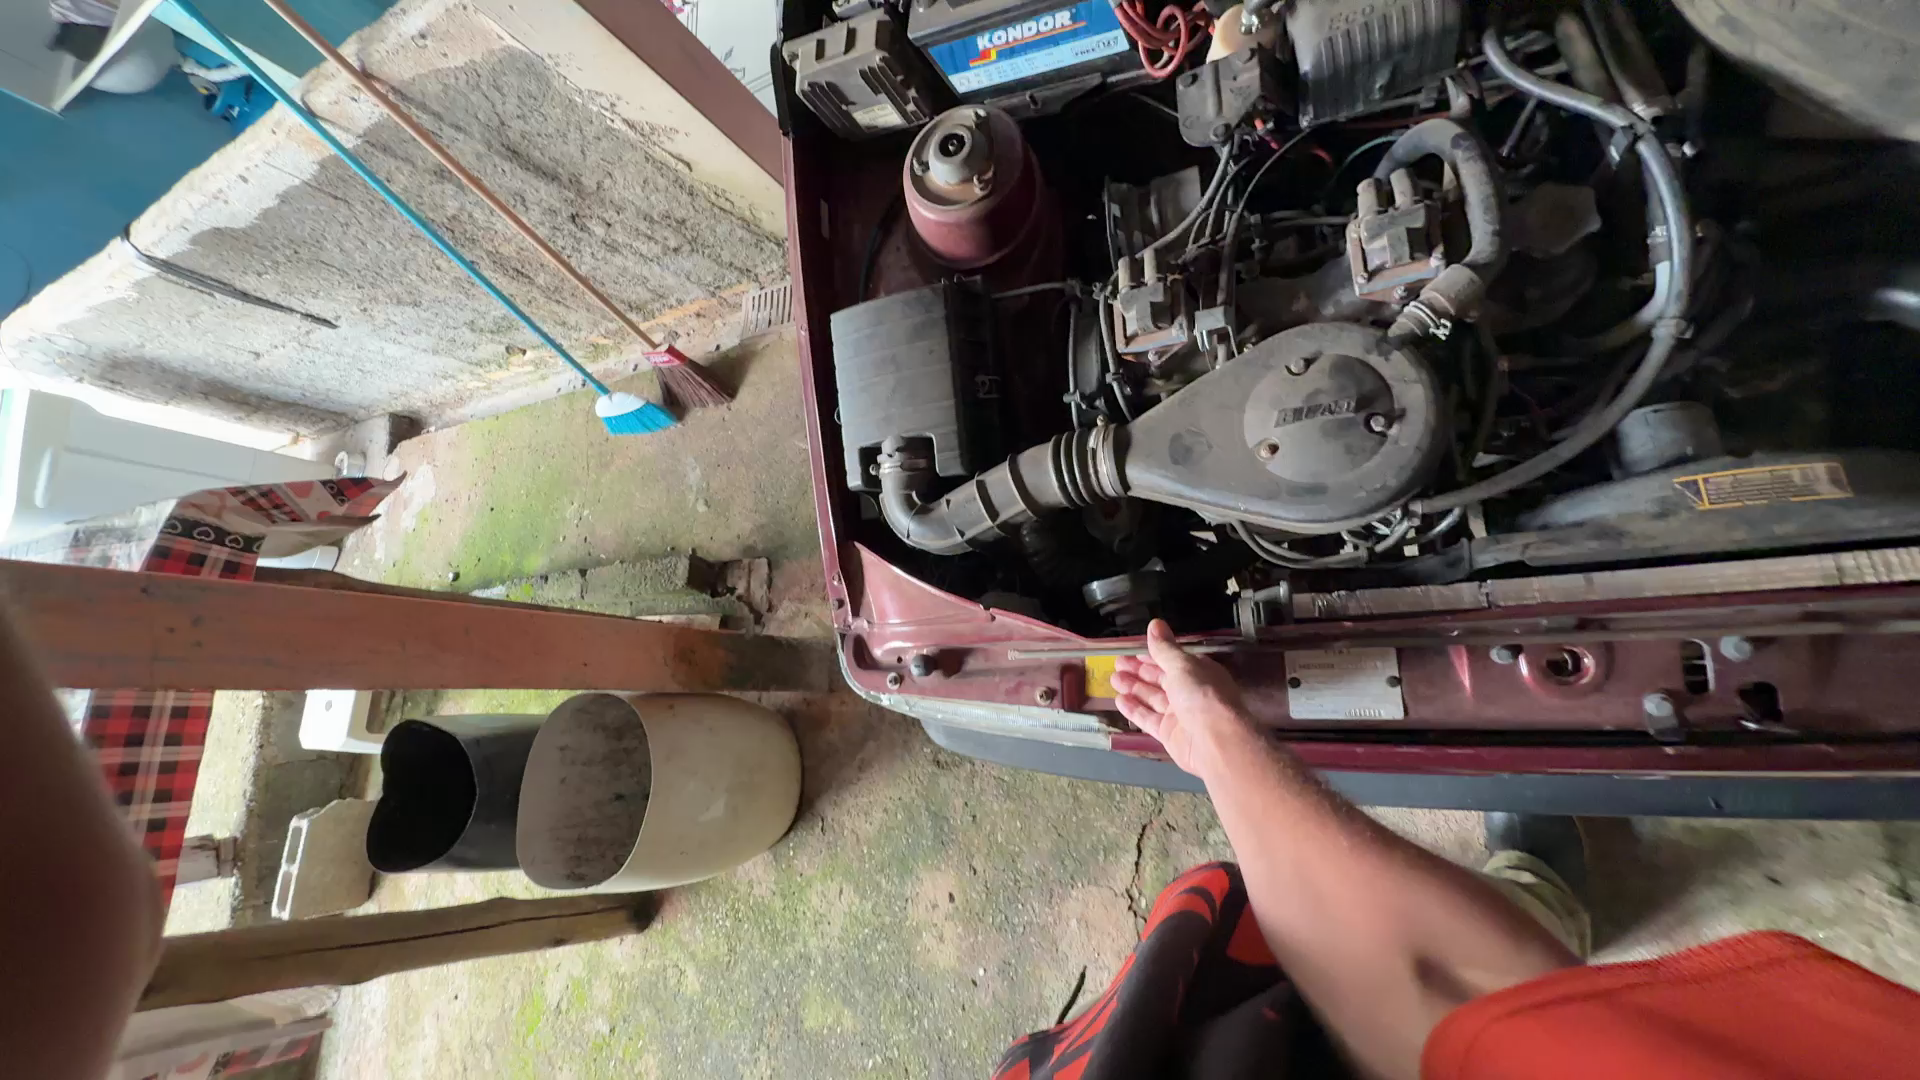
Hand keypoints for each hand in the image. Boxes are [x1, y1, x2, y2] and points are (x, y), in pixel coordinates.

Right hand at [1110, 619, 1260, 779]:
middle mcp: (1190, 692)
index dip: (1152, 655)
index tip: (1132, 650)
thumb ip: (1164, 648)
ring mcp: (1179, 715)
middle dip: (1139, 670)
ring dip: (1133, 687)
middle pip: (1160, 679)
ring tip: (1113, 678)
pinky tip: (1119, 700)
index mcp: (1198, 672)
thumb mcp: (1182, 665)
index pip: (1172, 660)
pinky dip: (1134, 709)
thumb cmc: (1201, 696)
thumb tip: (1155, 623)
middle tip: (1116, 663)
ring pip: (1152, 697)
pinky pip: (1148, 719)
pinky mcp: (1169, 735)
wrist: (1216, 742)